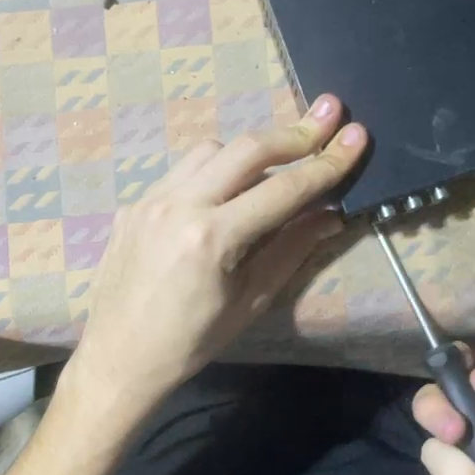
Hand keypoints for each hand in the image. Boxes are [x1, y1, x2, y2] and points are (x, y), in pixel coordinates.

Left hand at [70, 94, 366, 415]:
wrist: (118, 358)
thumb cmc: (191, 342)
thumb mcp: (250, 301)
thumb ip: (292, 249)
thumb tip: (330, 213)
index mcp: (211, 238)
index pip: (282, 189)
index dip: (326, 163)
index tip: (356, 137)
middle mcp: (178, 205)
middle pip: (246, 148)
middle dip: (293, 133)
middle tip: (328, 116)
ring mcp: (150, 200)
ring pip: (210, 150)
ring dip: (249, 150)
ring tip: (278, 162)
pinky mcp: (134, 204)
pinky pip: (182, 171)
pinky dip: (213, 169)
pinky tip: (228, 189)